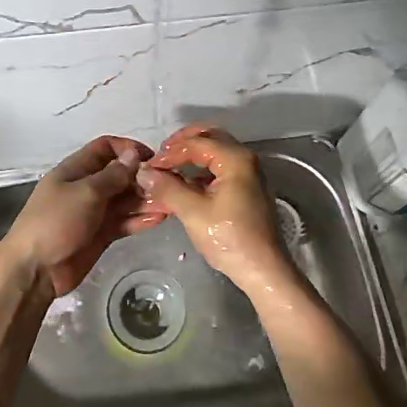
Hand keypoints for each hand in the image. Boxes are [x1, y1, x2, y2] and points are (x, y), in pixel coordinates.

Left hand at [0, 136, 164, 295]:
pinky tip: (160, 219)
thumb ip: (112, 175)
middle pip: (119, 175)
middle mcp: (86, 188)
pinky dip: (140, 220)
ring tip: (169, 203)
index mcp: (75, 170)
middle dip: (142, 177)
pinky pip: (124, 222)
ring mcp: (94, 212)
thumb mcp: (85, 192)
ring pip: (125, 200)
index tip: (152, 158)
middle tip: (167, 185)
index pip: (105, 148)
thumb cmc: (56, 222)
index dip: (128, 148)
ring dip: (146, 199)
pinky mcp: (101, 234)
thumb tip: (133, 155)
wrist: (35, 268)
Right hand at [135, 124, 294, 293]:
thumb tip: (145, 172)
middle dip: (183, 143)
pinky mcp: (247, 189)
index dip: (170, 152)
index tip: (150, 166)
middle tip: (161, 155)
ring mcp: (249, 174)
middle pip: (211, 138)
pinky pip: (221, 168)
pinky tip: (185, 183)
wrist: (262, 268)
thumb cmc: (229, 238)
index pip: (197, 143)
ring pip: (217, 152)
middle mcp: (246, 160)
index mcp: (236, 160)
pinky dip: (202, 170)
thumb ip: (168, 188)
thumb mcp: (193, 212)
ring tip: (169, 168)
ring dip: (192, 155)